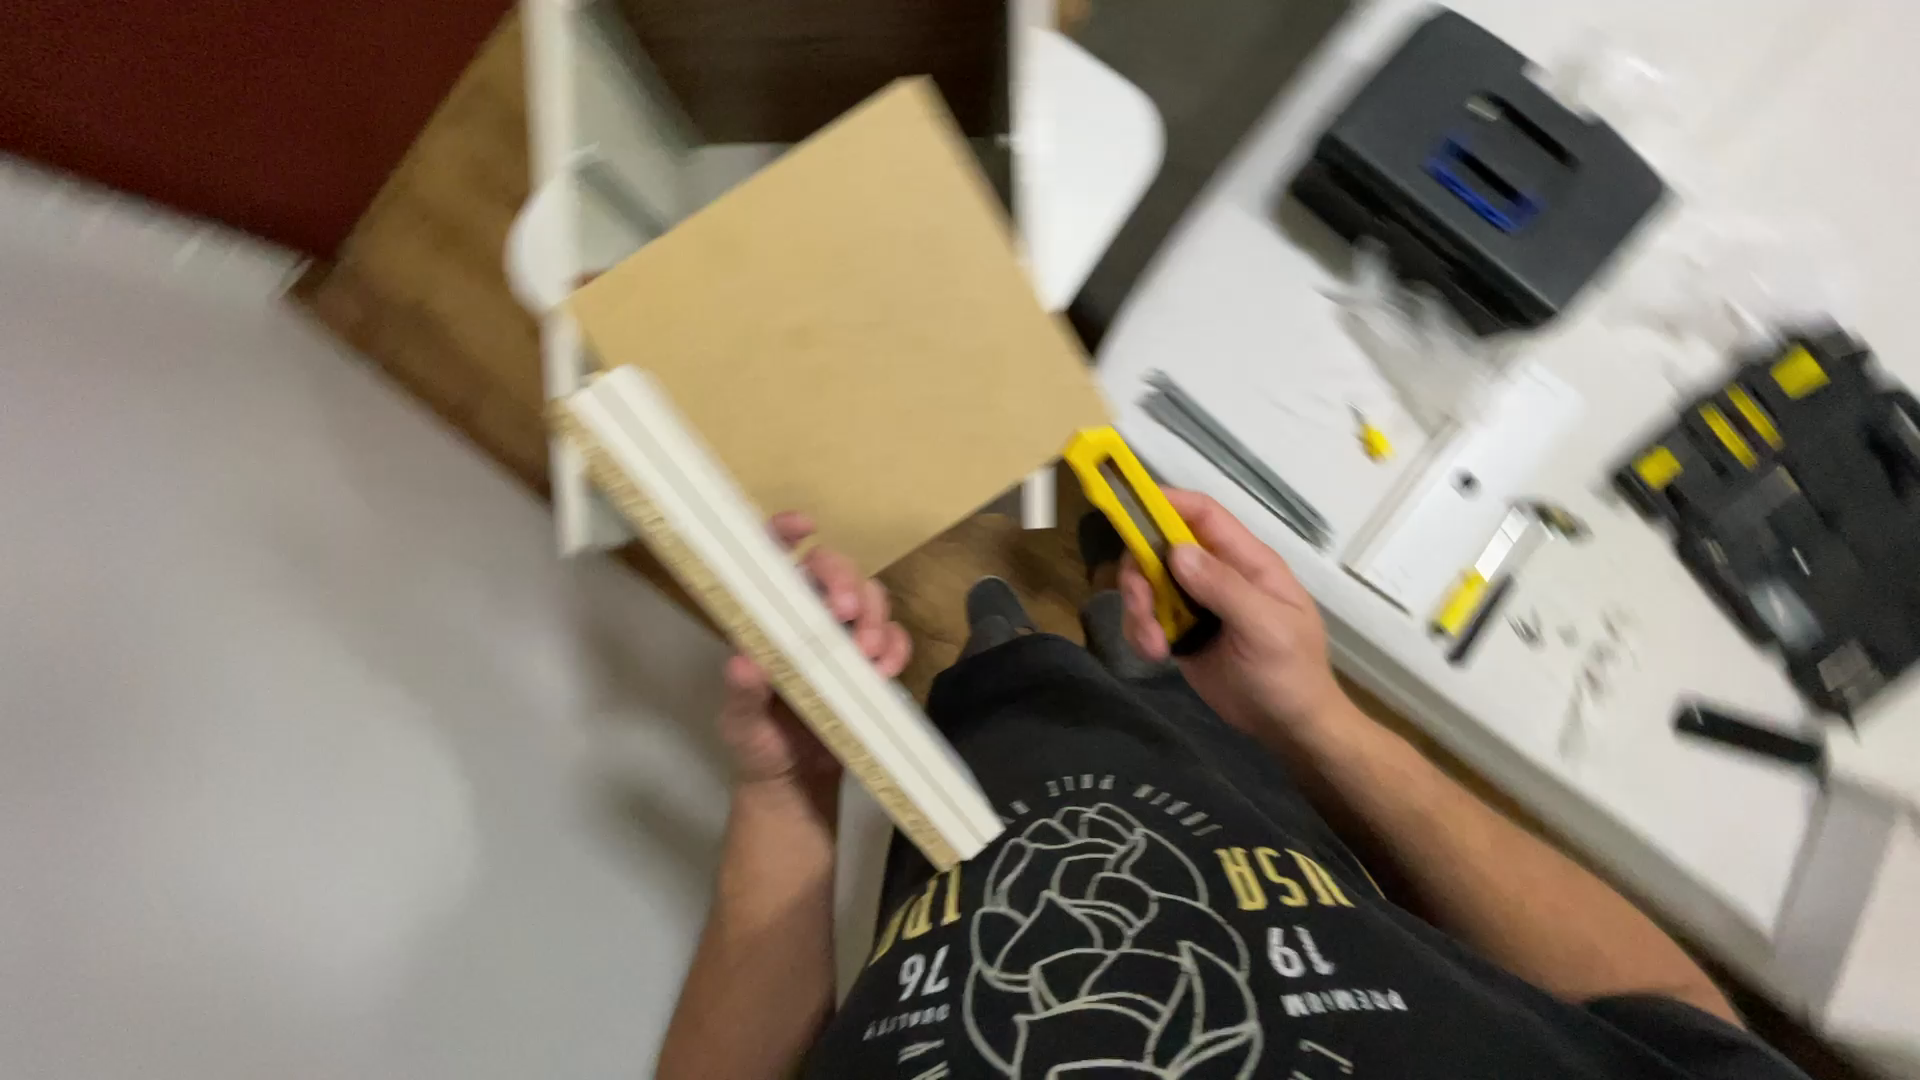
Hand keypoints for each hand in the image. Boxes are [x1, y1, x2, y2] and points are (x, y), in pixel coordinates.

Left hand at [718, 512, 912, 793]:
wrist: (797, 786)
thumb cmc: (759, 749)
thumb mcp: (741, 727)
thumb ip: (742, 697)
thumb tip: (744, 665)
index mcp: (767, 621)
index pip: (772, 561)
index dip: (784, 534)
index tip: (806, 527)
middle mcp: (805, 619)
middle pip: (831, 569)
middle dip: (845, 580)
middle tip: (849, 612)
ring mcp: (841, 638)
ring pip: (869, 596)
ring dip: (876, 616)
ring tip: (869, 655)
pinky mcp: (871, 661)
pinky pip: (894, 636)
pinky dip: (896, 647)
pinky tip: (886, 672)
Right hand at [1118, 490, 1352, 749]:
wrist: (1288, 727)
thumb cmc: (1290, 674)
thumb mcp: (1266, 629)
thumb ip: (1224, 588)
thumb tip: (1176, 552)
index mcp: (1247, 561)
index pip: (1203, 514)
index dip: (1166, 503)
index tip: (1127, 507)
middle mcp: (1216, 572)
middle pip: (1160, 547)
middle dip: (1140, 573)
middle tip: (1141, 606)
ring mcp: (1195, 601)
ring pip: (1146, 582)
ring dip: (1137, 609)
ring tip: (1153, 645)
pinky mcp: (1179, 629)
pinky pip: (1145, 615)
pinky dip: (1139, 631)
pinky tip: (1155, 655)